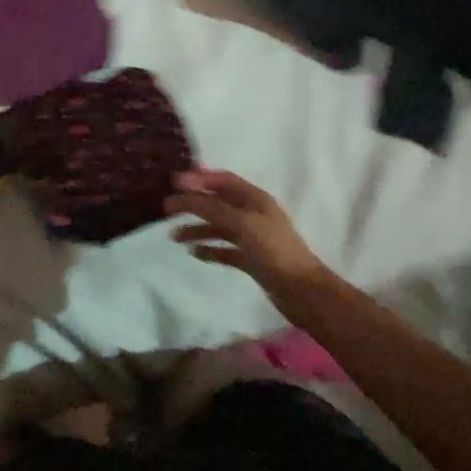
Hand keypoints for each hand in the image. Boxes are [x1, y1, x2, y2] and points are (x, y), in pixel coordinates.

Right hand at [166, 169, 332, 299]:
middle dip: (193, 204)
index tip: (174, 183)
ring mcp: (252, 238)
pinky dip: (209, 249)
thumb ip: (211, 207)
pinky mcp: (251, 260)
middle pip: (218, 203)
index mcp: (255, 199)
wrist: (302, 291)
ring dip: (197, 228)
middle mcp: (253, 214)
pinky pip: (224, 249)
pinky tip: (195, 254)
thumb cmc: (273, 250)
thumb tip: (182, 195)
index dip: (199, 178)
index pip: (223, 180)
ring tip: (175, 237)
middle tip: (167, 210)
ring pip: (218, 226)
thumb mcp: (241, 223)